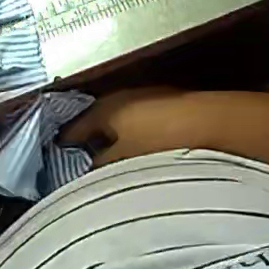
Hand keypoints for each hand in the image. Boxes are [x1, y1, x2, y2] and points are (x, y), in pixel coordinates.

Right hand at [62, 88, 214, 164]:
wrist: (212, 123)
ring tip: (111, 162)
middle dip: (89, 142)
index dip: (64, 146)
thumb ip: (99, 167)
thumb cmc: (160, 142)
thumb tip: (85, 171)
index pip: (73, 128)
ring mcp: (145, 97)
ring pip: (118, 121)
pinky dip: (132, 135)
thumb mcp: (123, 161)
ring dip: (113, 138)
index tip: (56, 162)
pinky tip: (139, 151)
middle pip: (96, 122)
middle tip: (81, 165)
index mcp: (103, 108)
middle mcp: (120, 97)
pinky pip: (138, 122)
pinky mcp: (167, 103)